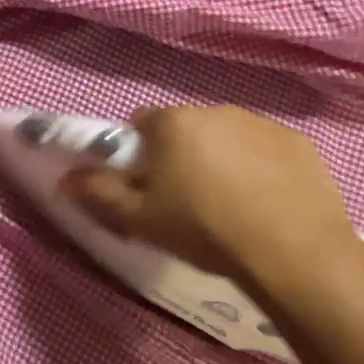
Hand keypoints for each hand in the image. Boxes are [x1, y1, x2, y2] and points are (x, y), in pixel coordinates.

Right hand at [64, 106, 363, 287]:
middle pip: (185, 129)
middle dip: (180, 156)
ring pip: (227, 138)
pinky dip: (260, 169)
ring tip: (229, 206)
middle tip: (184, 201)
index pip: (140, 124)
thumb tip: (65, 177)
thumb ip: (98, 193)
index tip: (145, 186)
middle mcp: (215, 111)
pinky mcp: (298, 143)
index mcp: (173, 124)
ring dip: (221, 160)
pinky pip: (265, 150)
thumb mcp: (139, 220)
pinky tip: (265, 204)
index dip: (138, 154)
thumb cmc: (204, 230)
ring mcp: (262, 124)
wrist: (292, 252)